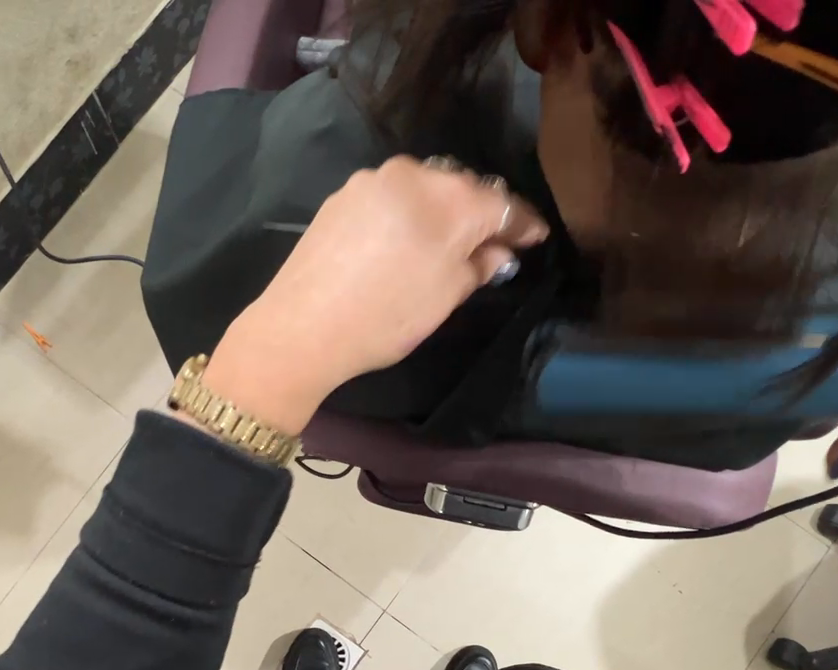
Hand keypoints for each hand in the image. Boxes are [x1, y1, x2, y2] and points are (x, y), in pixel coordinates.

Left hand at [196, 156, 548, 433]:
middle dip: (481, 213)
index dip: (523, 224)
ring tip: (445, 242)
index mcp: (452, 199)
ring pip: (425, 188)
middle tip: (491, 244)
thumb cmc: (385, 318)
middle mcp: (415, 174)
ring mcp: (373, 180)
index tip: (535, 238)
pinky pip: (392, 196)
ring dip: (442, 210)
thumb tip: (497, 252)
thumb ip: (477, 267)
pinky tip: (404, 239)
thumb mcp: (444, 298)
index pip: (502, 204)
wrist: (302, 327)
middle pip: (463, 188)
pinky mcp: (343, 195)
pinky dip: (408, 213)